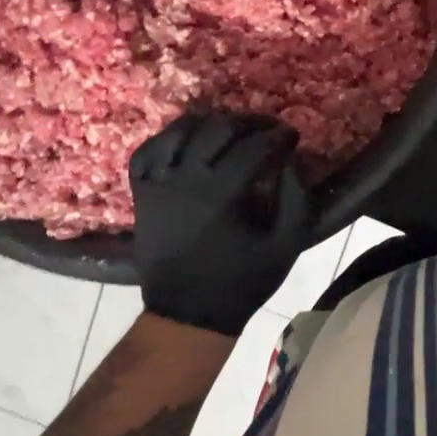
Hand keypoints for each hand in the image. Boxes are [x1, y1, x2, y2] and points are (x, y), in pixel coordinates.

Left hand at [130, 111, 311, 336]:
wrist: (188, 313)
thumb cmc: (242, 282)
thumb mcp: (285, 247)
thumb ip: (296, 200)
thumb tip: (292, 161)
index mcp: (221, 194)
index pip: (253, 146)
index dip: (277, 136)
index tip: (293, 136)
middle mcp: (184, 180)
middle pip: (217, 129)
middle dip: (248, 122)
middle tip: (268, 128)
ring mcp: (156, 183)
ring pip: (181, 130)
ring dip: (211, 123)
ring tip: (232, 129)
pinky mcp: (140, 192)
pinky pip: (150, 148)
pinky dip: (171, 137)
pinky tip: (190, 142)